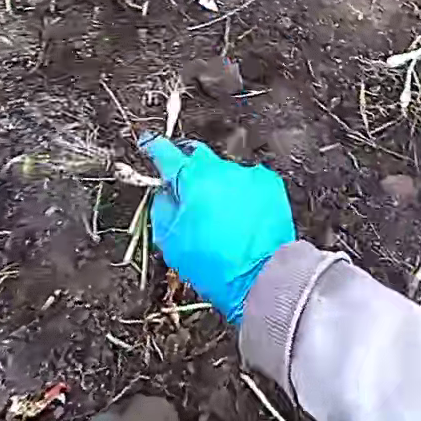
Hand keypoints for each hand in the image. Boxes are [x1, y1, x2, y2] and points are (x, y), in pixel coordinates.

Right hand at [142, 136, 294, 324]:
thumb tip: (163, 191)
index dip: (155, 149)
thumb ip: (161, 208)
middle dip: (190, 172)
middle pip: (198, 159)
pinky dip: (243, 194)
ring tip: (222, 219)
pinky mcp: (270, 183)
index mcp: (192, 180)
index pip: (167, 154)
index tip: (150, 145)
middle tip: (188, 193)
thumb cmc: (213, 264)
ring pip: (225, 173)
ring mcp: (247, 174)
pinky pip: (248, 182)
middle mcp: (220, 169)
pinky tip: (243, 218)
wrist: (263, 276)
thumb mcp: (170, 242)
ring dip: (219, 187)